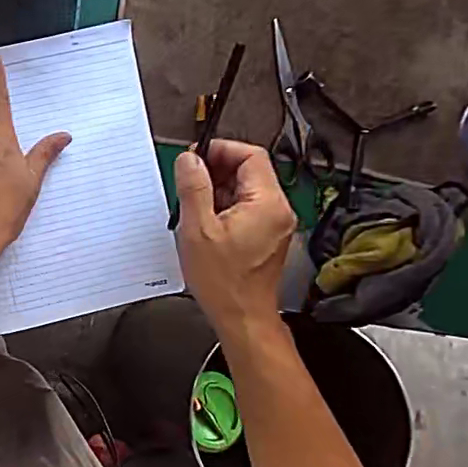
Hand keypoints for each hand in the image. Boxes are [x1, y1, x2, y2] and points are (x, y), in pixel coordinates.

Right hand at [174, 140, 297, 336]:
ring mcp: (274, 222)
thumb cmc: (225, 282)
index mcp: (267, 204)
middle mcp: (278, 210)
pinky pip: (247, 205)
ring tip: (196, 205)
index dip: (221, 150)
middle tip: (191, 179)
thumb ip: (194, 188)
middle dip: (217, 170)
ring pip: (246, 187)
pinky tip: (206, 220)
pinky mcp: (267, 233)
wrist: (241, 316)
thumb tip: (189, 160)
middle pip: (249, 170)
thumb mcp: (198, 229)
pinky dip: (225, 205)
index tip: (198, 156)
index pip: (251, 155)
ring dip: (219, 188)